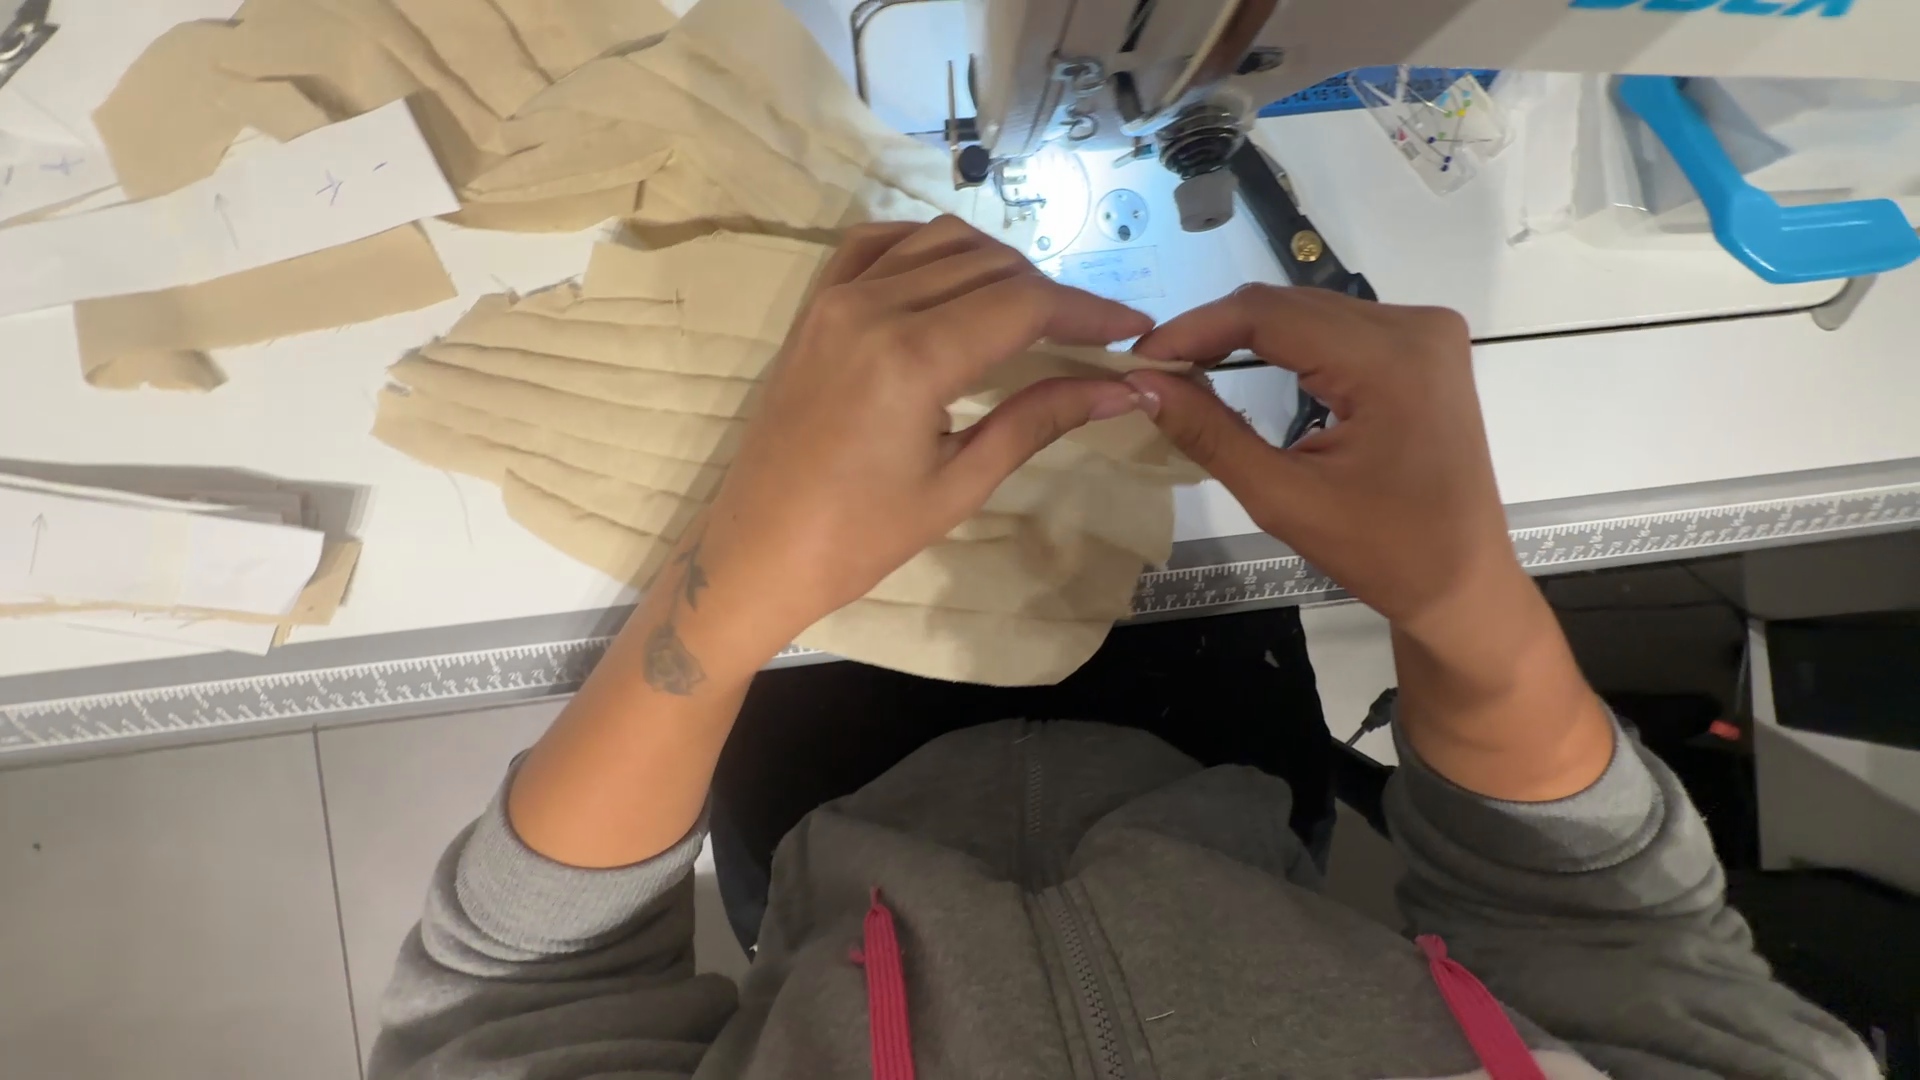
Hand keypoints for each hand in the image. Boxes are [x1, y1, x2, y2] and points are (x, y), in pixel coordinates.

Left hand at [697, 216, 1152, 650]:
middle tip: (1084, 337)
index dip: (1088, 311)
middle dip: (1049, 294)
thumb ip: (1038, 420)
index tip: (1132, 329)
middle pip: (988, 267)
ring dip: (996, 267)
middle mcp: (872, 306)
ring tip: (1029, 313)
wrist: (760, 551)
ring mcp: (835, 299)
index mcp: (912, 357)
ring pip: (937, 243)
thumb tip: (1121, 390)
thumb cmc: (861, 538)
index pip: (1024, 306)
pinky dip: (926, 248)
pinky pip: (876, 245)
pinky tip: (951, 278)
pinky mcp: (813, 308)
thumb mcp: (959, 484)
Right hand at [1125, 286, 1611, 800]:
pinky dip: (1279, 346)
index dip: (1193, 329)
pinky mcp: (1419, 350)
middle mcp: (1414, 326)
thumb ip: (1209, 434)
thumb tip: (1141, 386)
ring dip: (1241, 336)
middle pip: (1287, 305)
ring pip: (1306, 312)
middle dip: (1212, 332)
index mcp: (1389, 359)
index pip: (1267, 314)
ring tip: (1185, 370)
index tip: (1139, 361)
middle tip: (1154, 371)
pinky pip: (1332, 330)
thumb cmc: (1379, 550)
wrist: (1459, 581)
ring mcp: (1423, 333)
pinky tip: (1240, 366)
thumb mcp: (1282, 497)